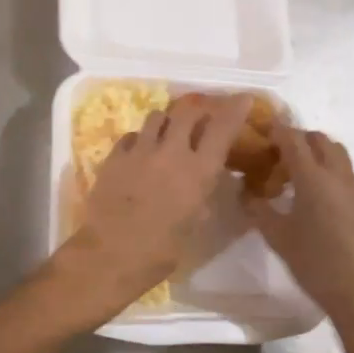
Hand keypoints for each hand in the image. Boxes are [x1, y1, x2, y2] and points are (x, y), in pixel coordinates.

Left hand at [61, 94, 252, 310]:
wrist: (111, 254)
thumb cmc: (161, 250)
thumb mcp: (195, 224)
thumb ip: (203, 193)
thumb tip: (207, 178)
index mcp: (198, 171)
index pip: (222, 128)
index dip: (235, 109)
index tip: (242, 98)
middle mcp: (171, 152)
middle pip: (188, 110)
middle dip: (198, 107)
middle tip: (202, 113)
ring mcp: (140, 150)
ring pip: (157, 116)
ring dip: (168, 120)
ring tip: (169, 132)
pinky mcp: (114, 156)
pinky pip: (133, 135)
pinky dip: (141, 139)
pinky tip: (141, 152)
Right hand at [245, 127, 353, 352]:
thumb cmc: (314, 264)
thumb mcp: (277, 237)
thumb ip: (258, 209)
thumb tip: (244, 190)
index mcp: (315, 179)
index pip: (294, 140)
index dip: (278, 130)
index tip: (262, 128)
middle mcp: (339, 177)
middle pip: (321, 140)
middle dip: (299, 139)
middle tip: (277, 154)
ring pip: (338, 156)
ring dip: (317, 155)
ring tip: (295, 176)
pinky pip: (345, 177)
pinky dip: (328, 174)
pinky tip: (314, 201)